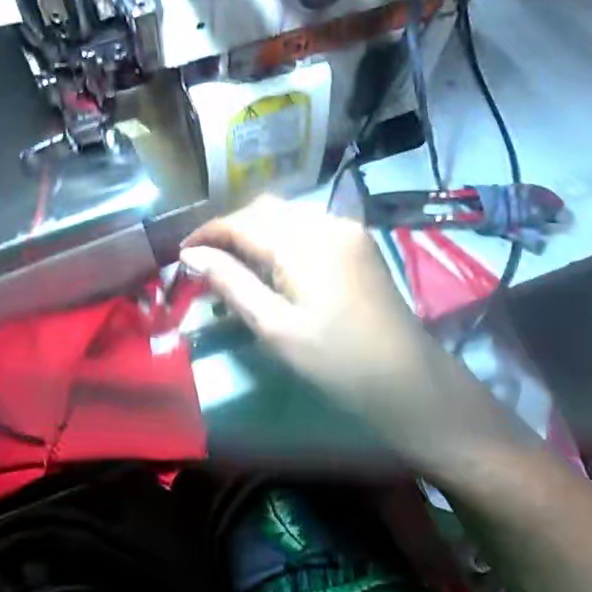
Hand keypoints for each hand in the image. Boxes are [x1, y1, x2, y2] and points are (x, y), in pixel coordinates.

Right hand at [179, 197, 518, 473]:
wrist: (410, 381)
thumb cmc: (337, 360)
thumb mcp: (274, 327)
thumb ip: (230, 283)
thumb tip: (190, 256)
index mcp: (303, 241)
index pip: (240, 222)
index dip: (206, 235)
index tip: (181, 255)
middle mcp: (325, 222)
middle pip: (262, 210)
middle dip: (229, 230)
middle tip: (205, 262)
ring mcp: (346, 229)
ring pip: (284, 213)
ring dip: (254, 231)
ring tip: (233, 264)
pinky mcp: (357, 241)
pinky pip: (307, 224)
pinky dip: (280, 235)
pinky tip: (271, 264)